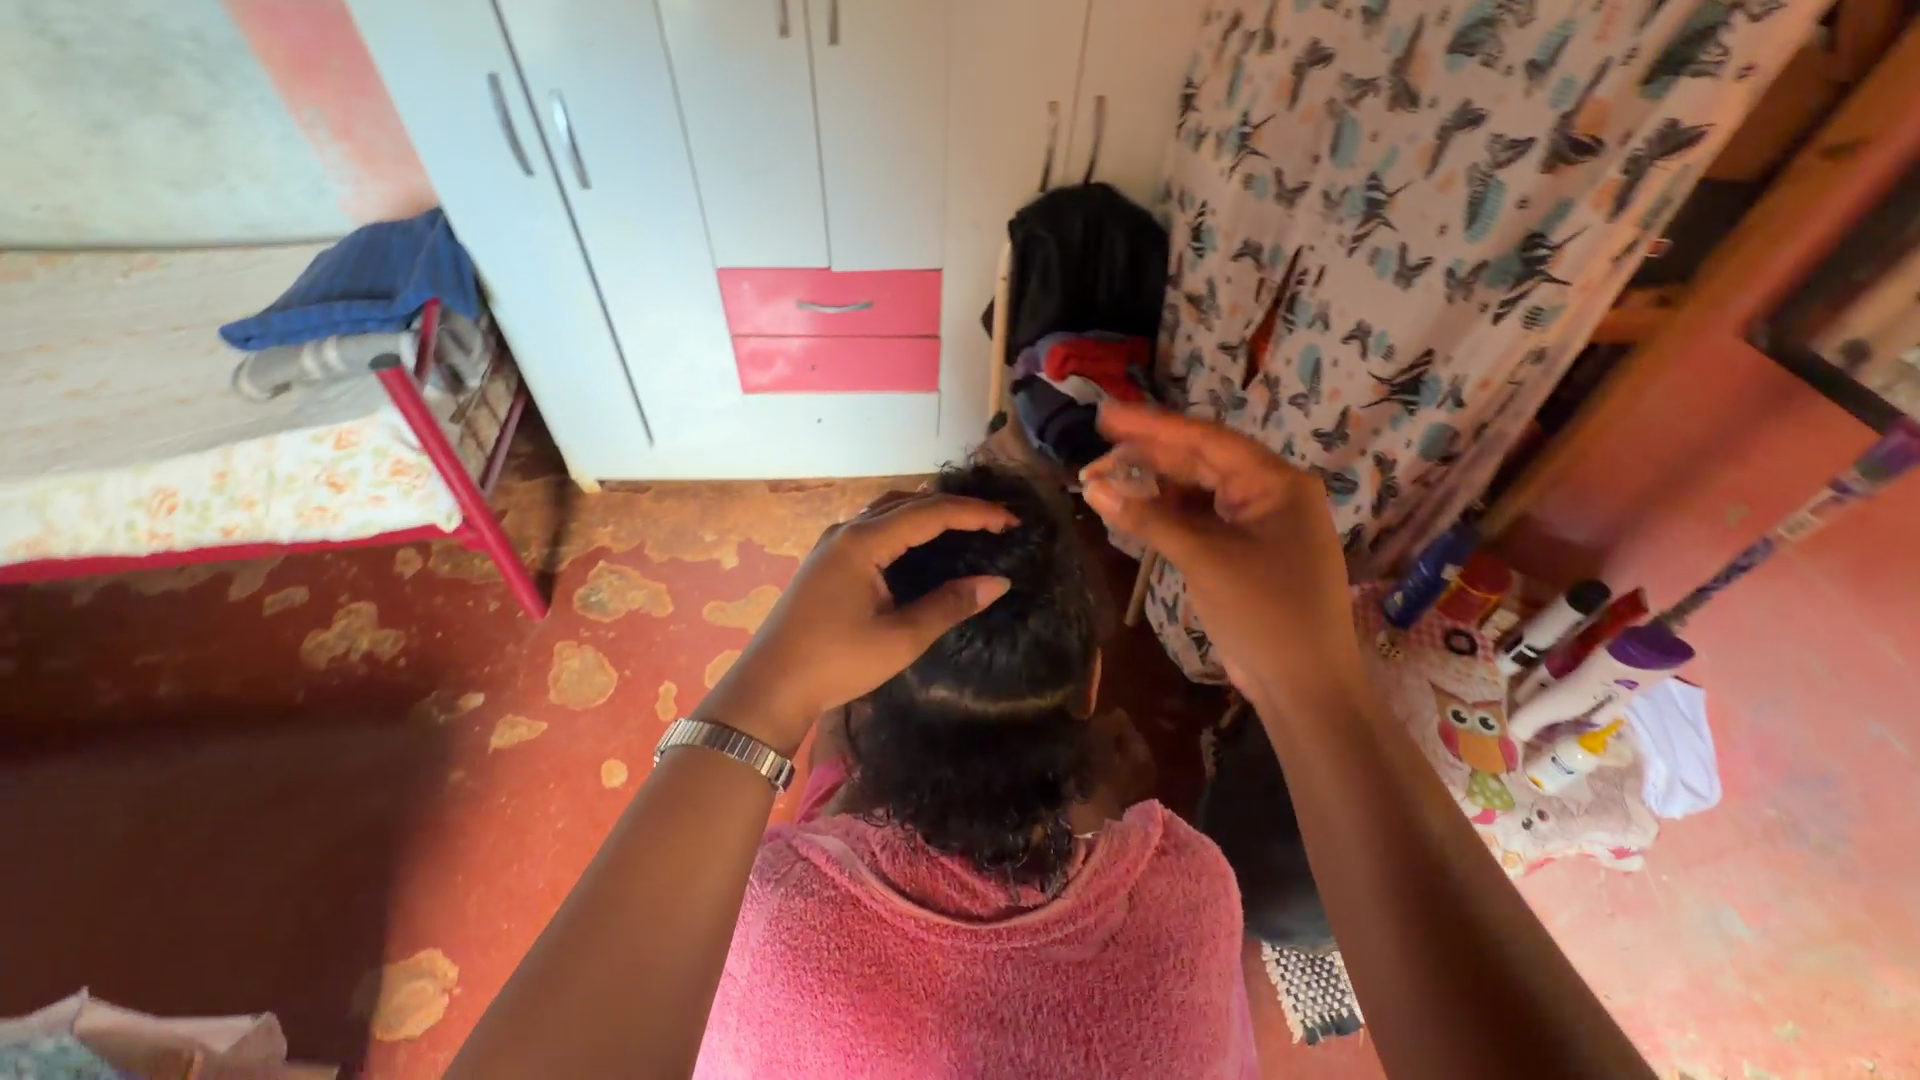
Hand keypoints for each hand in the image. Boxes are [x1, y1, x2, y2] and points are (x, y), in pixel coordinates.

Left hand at [697, 492, 1015, 752]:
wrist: (769, 689)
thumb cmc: (835, 663)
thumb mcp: (900, 639)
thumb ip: (949, 605)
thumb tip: (998, 582)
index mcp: (862, 542)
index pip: (929, 512)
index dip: (974, 514)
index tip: (1011, 522)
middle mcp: (845, 532)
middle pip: (907, 501)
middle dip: (953, 507)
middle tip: (993, 522)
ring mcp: (831, 545)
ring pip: (886, 511)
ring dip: (927, 513)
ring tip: (965, 526)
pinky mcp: (826, 562)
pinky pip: (872, 528)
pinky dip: (904, 528)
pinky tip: (920, 546)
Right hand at [1080, 403, 1366, 718]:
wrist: (1303, 684)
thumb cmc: (1265, 612)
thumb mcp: (1204, 558)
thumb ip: (1149, 519)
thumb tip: (1094, 488)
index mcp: (1275, 483)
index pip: (1206, 441)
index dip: (1153, 427)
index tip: (1107, 416)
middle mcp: (1269, 495)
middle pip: (1200, 464)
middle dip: (1148, 459)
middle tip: (1097, 452)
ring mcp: (1256, 526)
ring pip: (1197, 494)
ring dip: (1154, 489)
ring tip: (1106, 481)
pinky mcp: (1243, 553)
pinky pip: (1199, 522)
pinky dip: (1166, 518)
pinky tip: (1132, 512)